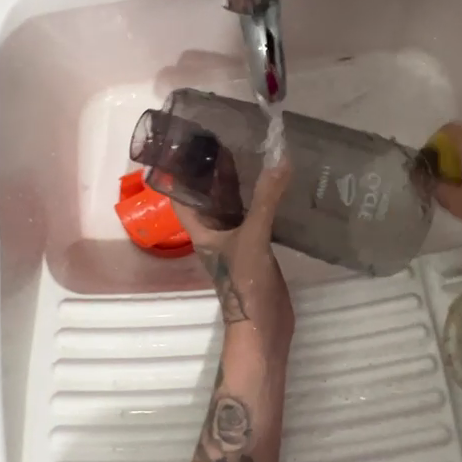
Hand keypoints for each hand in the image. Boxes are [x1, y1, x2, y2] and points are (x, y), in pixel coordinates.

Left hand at [172, 158, 294, 356]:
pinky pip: (253, 215)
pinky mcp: (255, 246)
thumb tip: (280, 161)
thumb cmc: (244, 283)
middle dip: (214, 170)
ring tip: (252, 150)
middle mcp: (214, 231)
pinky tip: (276, 183)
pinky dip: (260, 199)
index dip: (180, 169)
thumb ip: (266, 199)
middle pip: (207, 195)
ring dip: (238, 182)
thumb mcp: (253, 237)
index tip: (189, 141)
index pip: (180, 193)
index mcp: (200, 228)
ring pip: (231, 204)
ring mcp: (234, 239)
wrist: (264, 326)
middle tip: (227, 135)